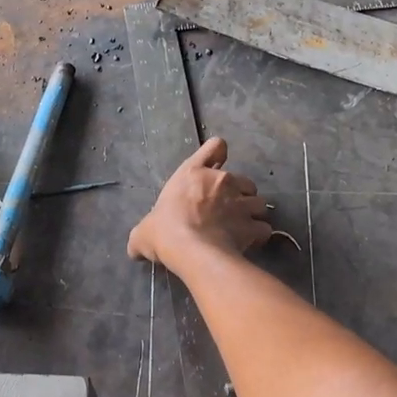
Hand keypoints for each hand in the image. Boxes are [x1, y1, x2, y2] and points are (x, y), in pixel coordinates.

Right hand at [128, 137, 272, 267]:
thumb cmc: (166, 231)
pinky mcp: (252, 224)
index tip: (219, 163)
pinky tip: (251, 243)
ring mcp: (240, 202)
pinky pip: (263, 228)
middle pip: (243, 179)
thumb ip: (143, 234)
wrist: (194, 250)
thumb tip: (134, 247)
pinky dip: (260, 235)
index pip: (215, 146)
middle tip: (229, 209)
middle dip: (240, 193)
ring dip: (253, 213)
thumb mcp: (144, 231)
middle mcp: (222, 181)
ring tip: (243, 227)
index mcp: (194, 172)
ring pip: (258, 202)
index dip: (219, 153)